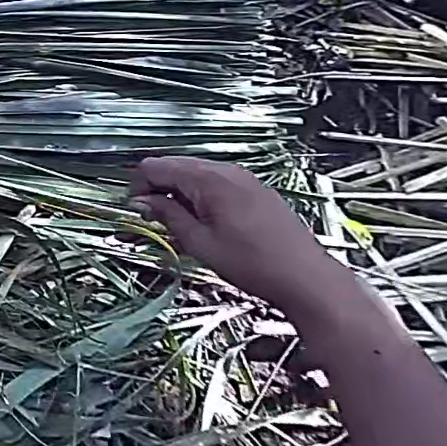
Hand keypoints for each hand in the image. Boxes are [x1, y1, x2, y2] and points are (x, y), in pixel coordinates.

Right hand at [130, 156, 355, 320]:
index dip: (139, 186)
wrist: (309, 280)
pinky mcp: (256, 188)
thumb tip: (140, 201)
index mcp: (207, 179)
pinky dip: (201, 194)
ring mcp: (243, 176)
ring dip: (179, 191)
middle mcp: (225, 169)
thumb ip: (167, 215)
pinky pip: (216, 180)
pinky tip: (206, 219)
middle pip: (175, 165)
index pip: (156, 166)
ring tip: (180, 222)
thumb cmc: (250, 264)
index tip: (137, 211)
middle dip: (158, 187)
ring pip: (195, 172)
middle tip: (154, 218)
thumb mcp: (199, 243)